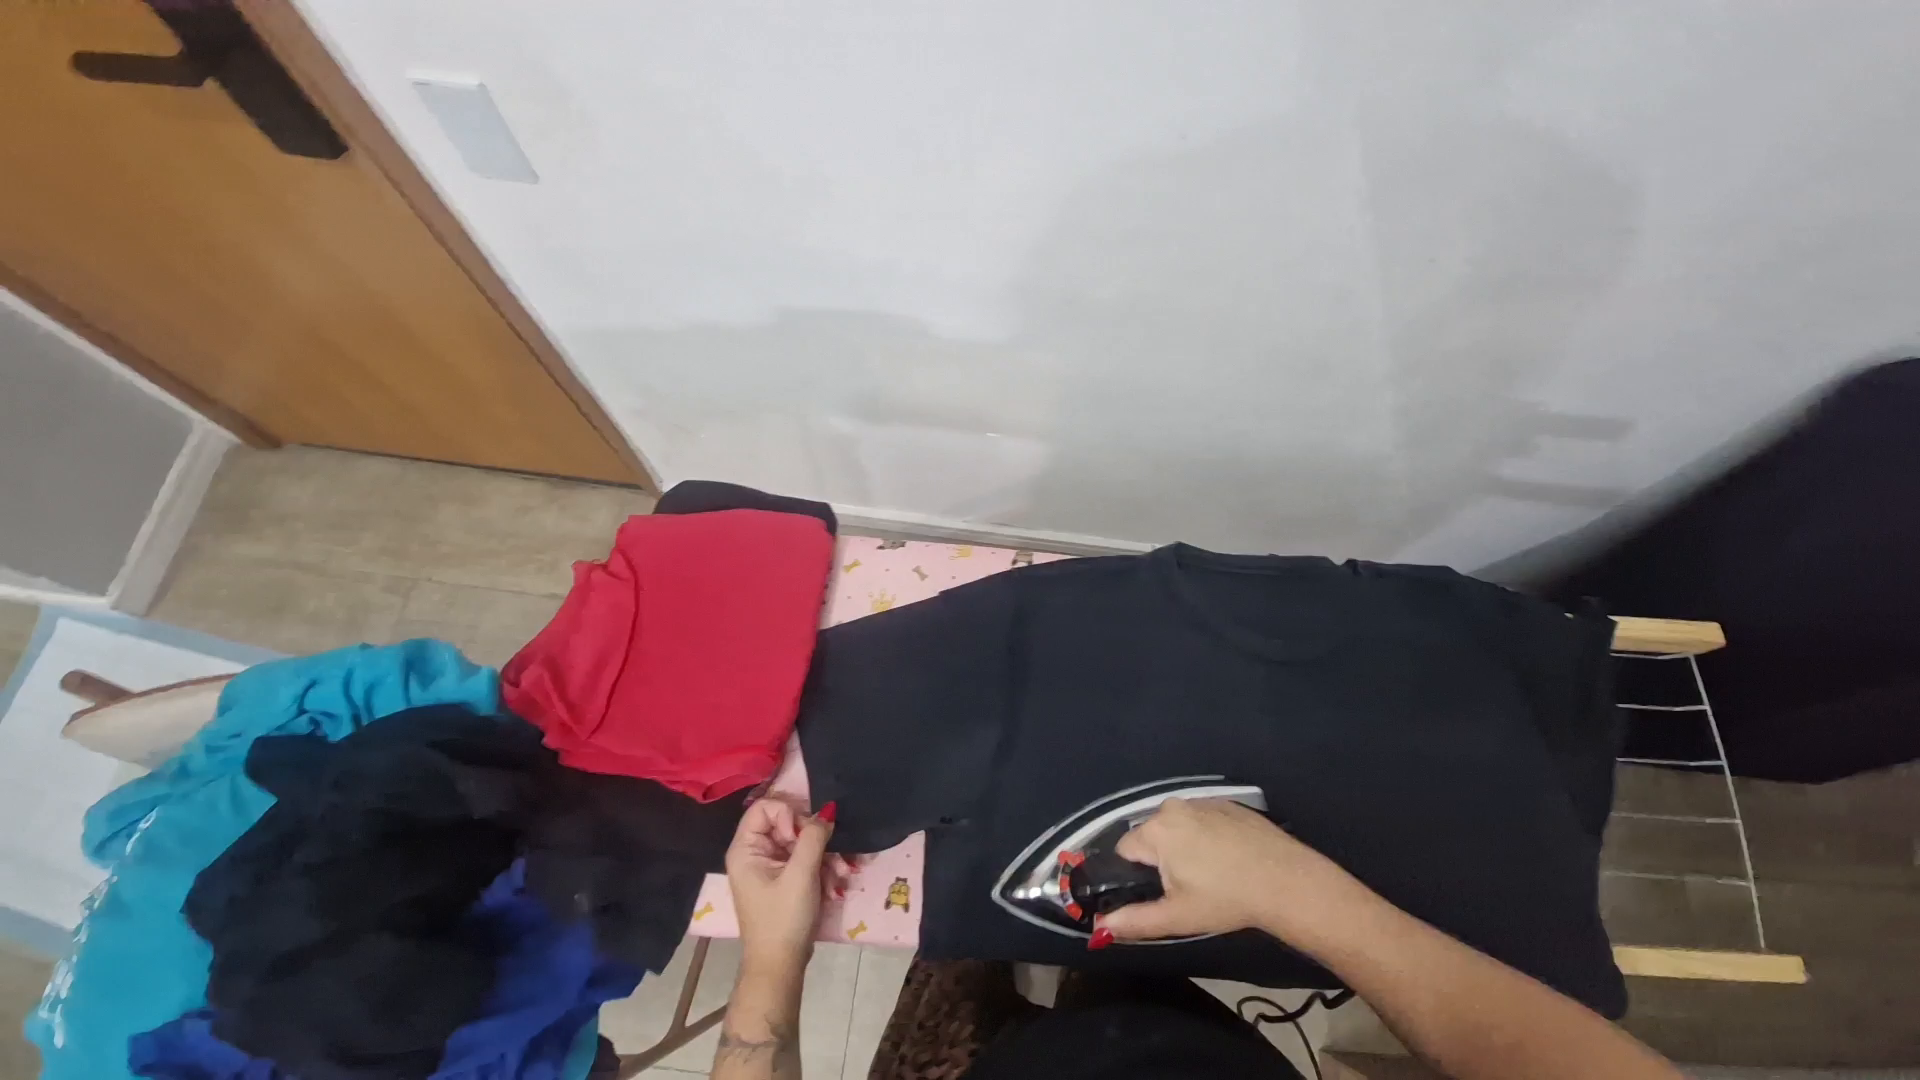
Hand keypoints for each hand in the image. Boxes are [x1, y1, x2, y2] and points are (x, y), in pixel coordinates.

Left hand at [724, 797, 842, 977]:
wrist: (781, 967)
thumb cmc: (784, 919)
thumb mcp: (801, 874)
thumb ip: (813, 837)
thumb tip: (828, 809)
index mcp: (746, 849)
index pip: (765, 807)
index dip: (788, 815)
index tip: (800, 838)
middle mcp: (755, 853)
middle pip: (787, 823)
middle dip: (815, 837)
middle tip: (832, 853)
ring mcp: (771, 867)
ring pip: (801, 842)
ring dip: (826, 854)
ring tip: (841, 874)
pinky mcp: (785, 879)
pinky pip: (806, 859)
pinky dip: (823, 868)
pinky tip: (836, 883)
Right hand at [1099, 797, 1370, 952]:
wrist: (1287, 881)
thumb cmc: (1227, 899)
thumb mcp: (1178, 917)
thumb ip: (1135, 920)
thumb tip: (1099, 927)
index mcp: (1156, 830)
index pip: (1126, 849)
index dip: (1137, 873)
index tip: (1160, 892)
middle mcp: (1173, 807)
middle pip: (1152, 835)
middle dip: (1161, 859)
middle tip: (1188, 887)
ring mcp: (1202, 801)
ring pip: (1178, 826)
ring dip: (1185, 845)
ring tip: (1212, 873)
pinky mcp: (1228, 803)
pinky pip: (1203, 819)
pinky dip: (1208, 835)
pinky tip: (1229, 858)